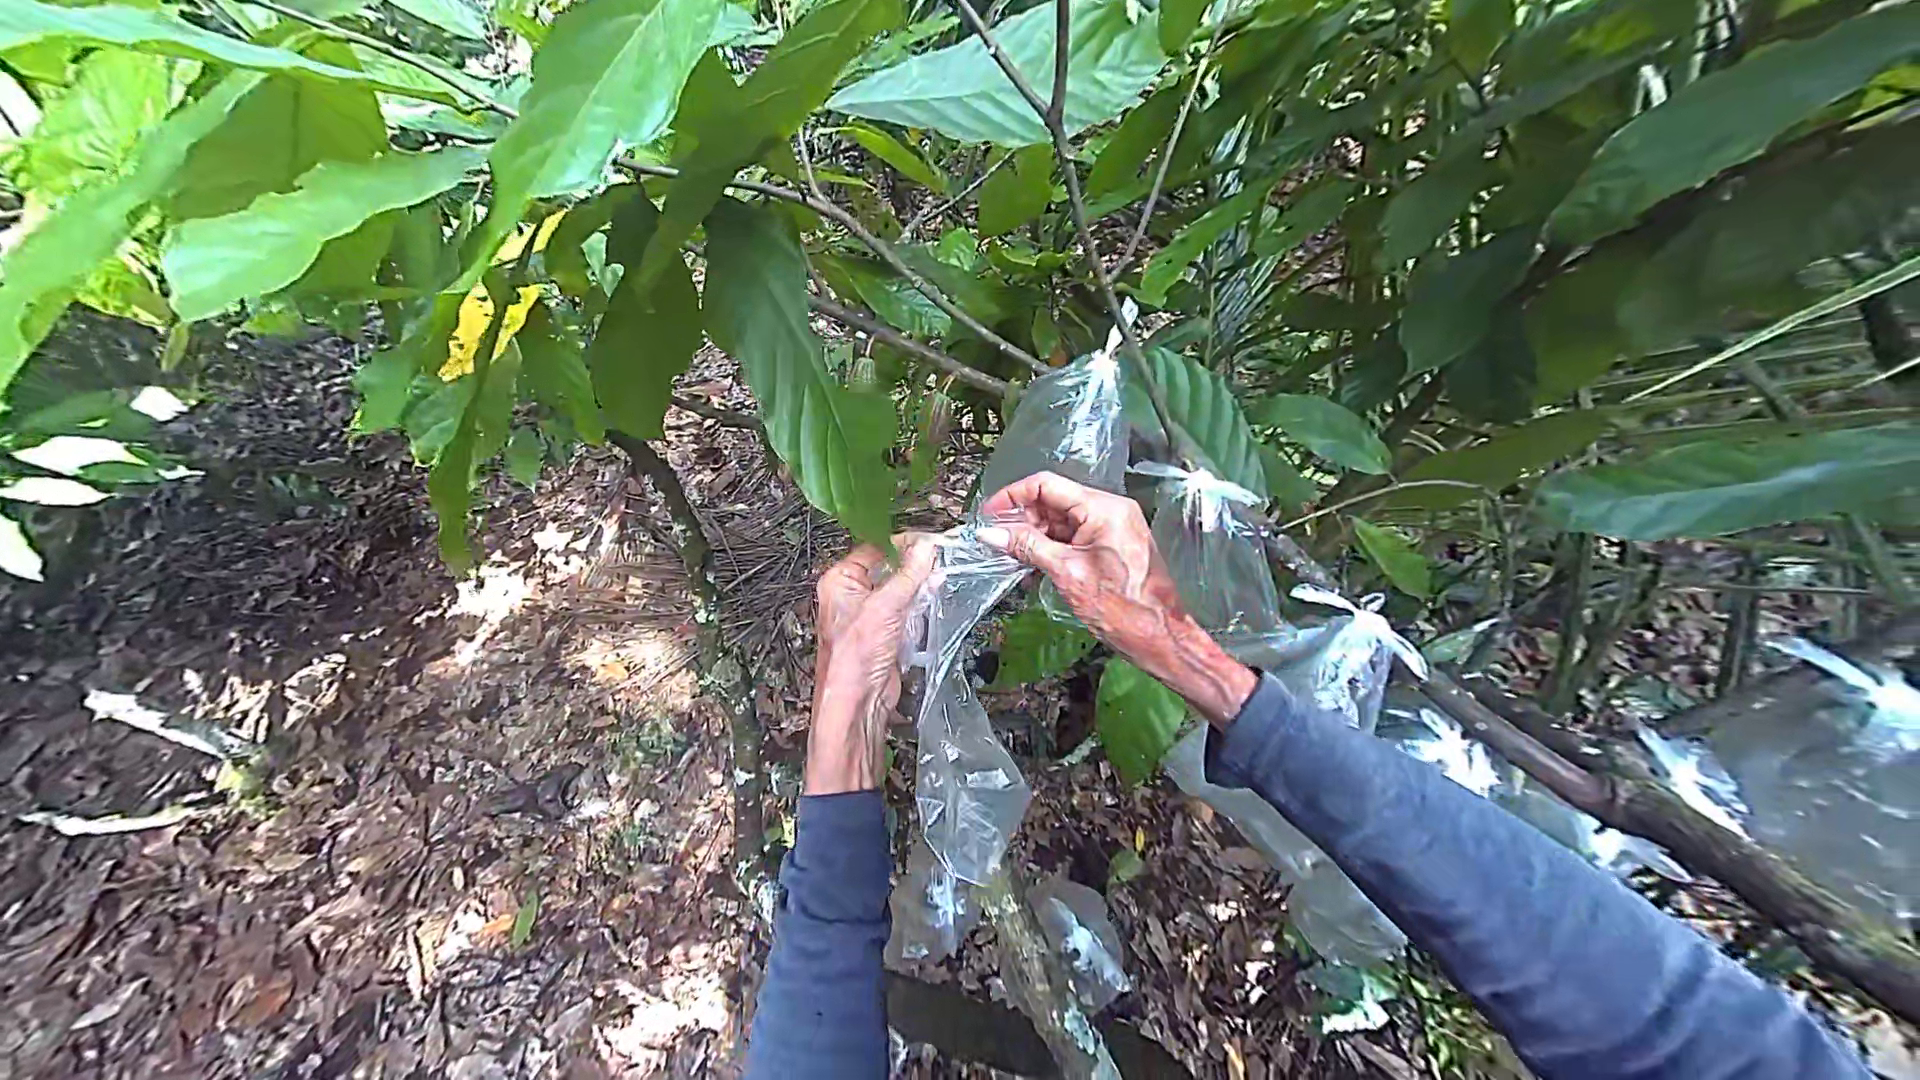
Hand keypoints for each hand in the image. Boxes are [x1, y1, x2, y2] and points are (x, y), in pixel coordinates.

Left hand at [807, 535, 936, 793]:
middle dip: (915, 565)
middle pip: (889, 568)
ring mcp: (869, 614)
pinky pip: (907, 610)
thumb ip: (909, 575)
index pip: (875, 548)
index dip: (903, 543)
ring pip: (901, 589)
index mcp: (840, 581)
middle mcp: (851, 595)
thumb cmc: (856, 658)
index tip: (930, 541)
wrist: (857, 705)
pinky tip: (935, 599)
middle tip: (941, 558)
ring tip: (942, 577)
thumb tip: (927, 548)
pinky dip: (921, 605)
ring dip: (920, 586)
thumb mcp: (885, 607)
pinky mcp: (886, 633)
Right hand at [979, 472, 1255, 725]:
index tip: (989, 515)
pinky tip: (1032, 563)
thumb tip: (991, 534)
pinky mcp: (1110, 544)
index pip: (1046, 485)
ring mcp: (1111, 527)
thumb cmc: (1122, 608)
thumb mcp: (1066, 573)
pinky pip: (1073, 535)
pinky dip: (1051, 547)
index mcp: (1103, 508)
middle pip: (1053, 501)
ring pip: (1060, 520)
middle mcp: (1110, 510)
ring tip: (1010, 555)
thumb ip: (1026, 547)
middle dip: (1022, 519)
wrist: (1159, 636)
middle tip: (996, 539)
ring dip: (1034, 535)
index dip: (1013, 497)